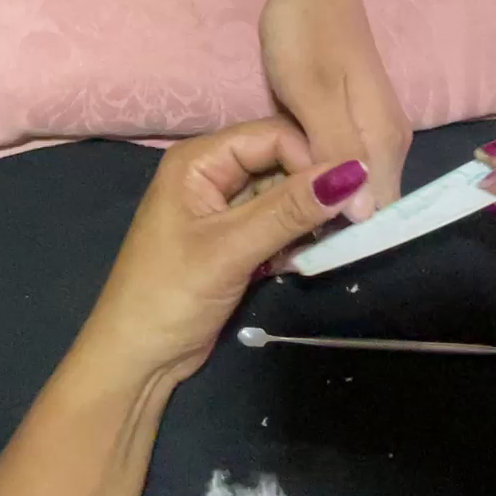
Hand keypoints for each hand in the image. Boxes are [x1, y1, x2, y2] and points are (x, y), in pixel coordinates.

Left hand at [77, 120, 369, 382]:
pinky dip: (296, 237)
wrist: (138, 358)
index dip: (314, 158)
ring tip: (332, 240)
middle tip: (356, 218)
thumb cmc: (171, 295)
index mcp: (198, 160)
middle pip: (280, 161)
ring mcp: (222, 206)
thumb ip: (289, 209)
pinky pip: (277, 222)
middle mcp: (211, 173)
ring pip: (283, 193)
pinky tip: (306, 257)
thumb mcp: (231, 249)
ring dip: (309, 216)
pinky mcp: (234, 238)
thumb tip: (354, 173)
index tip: (356, 193)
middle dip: (315, 188)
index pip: (272, 136)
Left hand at [259, 0, 408, 220]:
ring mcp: (369, 135)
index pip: (377, 216)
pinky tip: (279, 189)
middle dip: (322, 228)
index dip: (338, 239)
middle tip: (273, 240)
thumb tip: (363, 215)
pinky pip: (335, 172)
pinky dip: (308, 186)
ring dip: (312, 208)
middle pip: (362, 207)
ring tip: (269, 219)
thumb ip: (338, 151)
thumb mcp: (313, 95)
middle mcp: (386, 145)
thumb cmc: (306, 35)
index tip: (294, 253)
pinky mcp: (349, 127)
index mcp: (383, 143)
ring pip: (346, 191)